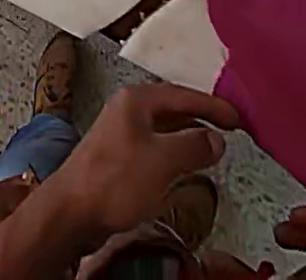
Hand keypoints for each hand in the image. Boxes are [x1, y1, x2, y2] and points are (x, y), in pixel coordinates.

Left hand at [41, 83, 240, 240]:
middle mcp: (127, 110)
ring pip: (163, 129)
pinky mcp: (116, 157)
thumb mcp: (162, 160)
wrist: (71, 212)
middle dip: (200, 118)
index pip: (183, 94)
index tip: (234, 116)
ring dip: (187, 138)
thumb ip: (193, 146)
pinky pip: (153, 148)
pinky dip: (172, 154)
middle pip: (172, 107)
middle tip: (226, 128)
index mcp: (136, 99)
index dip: (212, 106)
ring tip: (210, 149)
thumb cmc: (111, 180)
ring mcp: (120, 133)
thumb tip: (215, 140)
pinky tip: (181, 169)